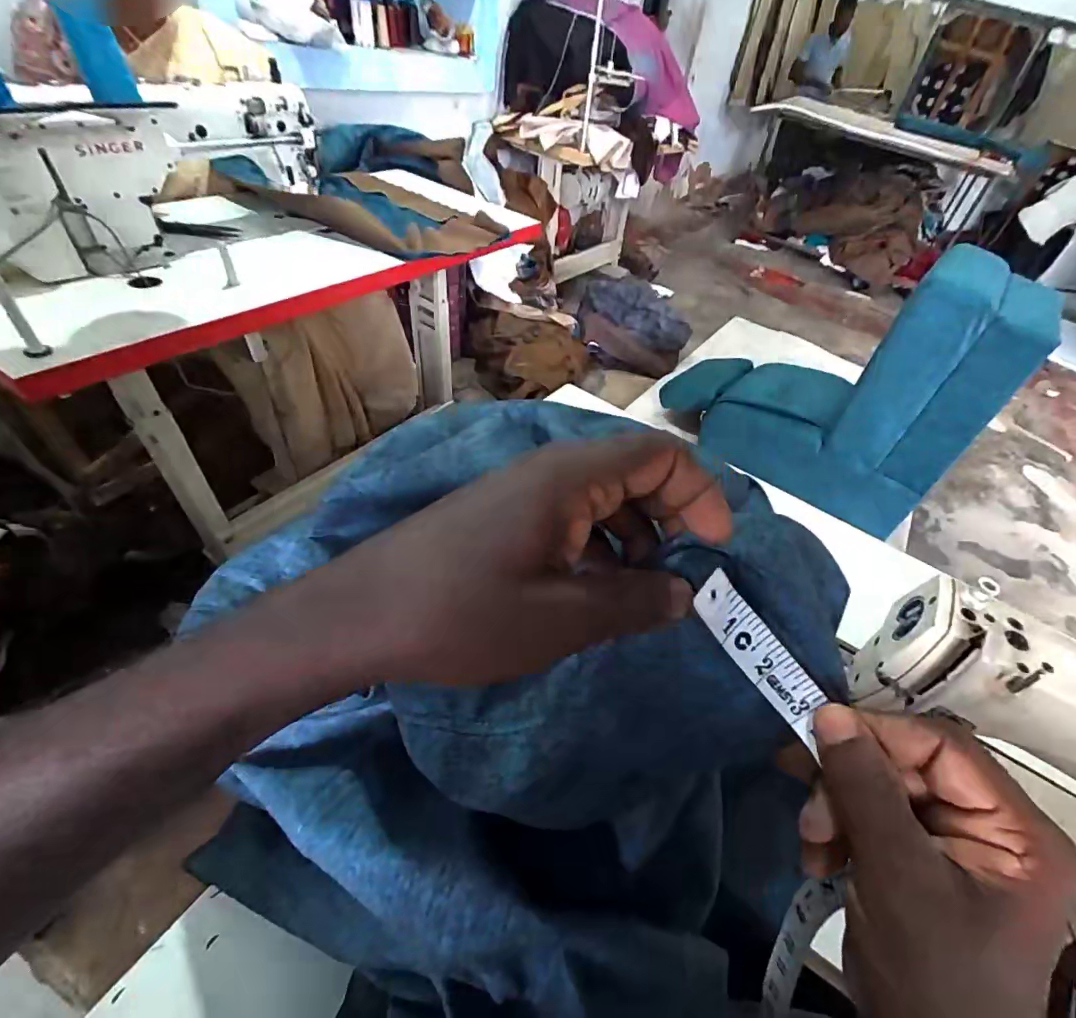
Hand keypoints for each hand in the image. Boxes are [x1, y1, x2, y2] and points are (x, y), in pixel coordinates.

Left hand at [258, 433, 732, 688]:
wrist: (358, 615)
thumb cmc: (462, 614)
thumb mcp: (560, 618)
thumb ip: (632, 602)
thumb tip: (684, 594)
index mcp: (569, 478)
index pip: (659, 456)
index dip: (700, 494)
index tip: (717, 549)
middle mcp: (547, 471)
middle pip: (632, 473)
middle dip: (669, 520)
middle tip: (682, 578)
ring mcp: (519, 492)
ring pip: (600, 500)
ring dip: (632, 540)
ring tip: (639, 595)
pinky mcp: (499, 517)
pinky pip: (567, 519)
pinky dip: (595, 549)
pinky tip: (590, 594)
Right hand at [798, 706, 1075, 1016]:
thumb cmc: (932, 975)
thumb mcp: (897, 877)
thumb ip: (864, 789)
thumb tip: (830, 712)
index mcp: (1017, 830)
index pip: (943, 747)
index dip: (879, 733)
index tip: (818, 735)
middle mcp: (991, 827)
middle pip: (905, 767)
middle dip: (848, 785)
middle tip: (809, 812)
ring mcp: (953, 844)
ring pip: (880, 788)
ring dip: (836, 809)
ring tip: (812, 846)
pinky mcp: (918, 860)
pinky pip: (871, 817)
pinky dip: (838, 831)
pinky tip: (821, 861)